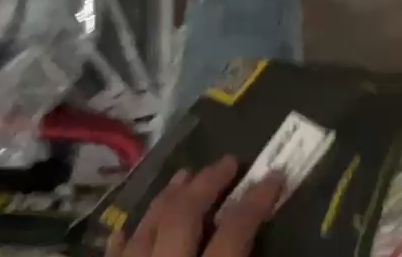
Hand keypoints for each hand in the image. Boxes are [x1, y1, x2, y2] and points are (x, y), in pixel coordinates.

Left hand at [108, 159, 285, 256]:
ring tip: (186, 176)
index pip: (234, 231)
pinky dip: (125, 238)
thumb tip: (261, 240)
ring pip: (146, 228)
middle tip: (229, 162)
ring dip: (167, 198)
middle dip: (207, 184)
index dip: (257, 200)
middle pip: (183, 216)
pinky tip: (132, 225)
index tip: (276, 176)